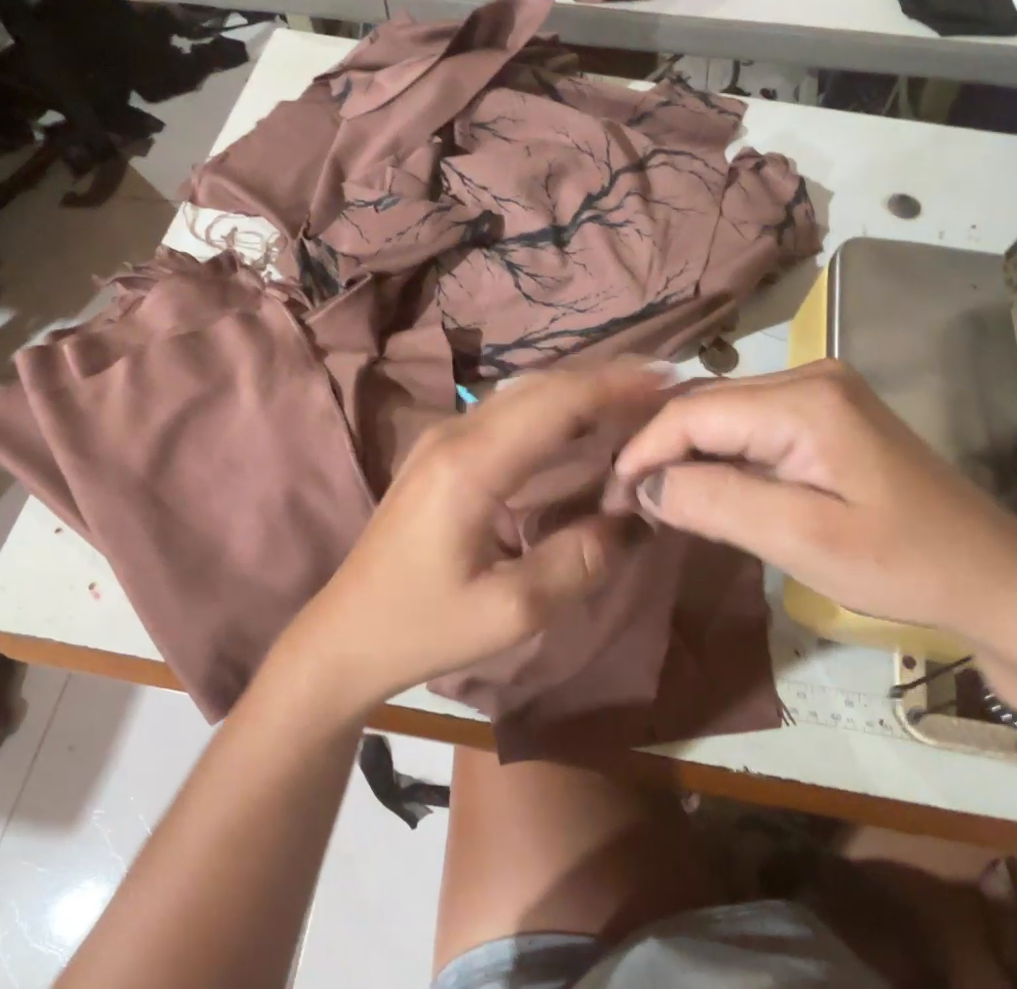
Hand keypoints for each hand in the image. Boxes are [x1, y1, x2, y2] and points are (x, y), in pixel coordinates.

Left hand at [277, 365, 664, 710]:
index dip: (617, 387)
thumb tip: (635, 519)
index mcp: (471, 464)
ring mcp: (443, 441)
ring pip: (525, 396)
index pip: (557, 402)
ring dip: (581, 395)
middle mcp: (455, 434)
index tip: (671, 382)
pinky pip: (510, 418)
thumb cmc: (424, 626)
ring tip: (637, 405)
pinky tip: (585, 433)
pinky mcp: (442, 456)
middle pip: (542, 387)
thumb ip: (580, 560)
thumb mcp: (512, 610)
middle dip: (606, 383)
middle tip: (666, 392)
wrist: (346, 634)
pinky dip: (556, 415)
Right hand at [611, 360, 1016, 661]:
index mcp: (804, 399)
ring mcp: (823, 393)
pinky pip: (753, 426)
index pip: (693, 411)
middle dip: (659, 450)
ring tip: (650, 498)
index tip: (610, 499)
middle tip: (624, 503)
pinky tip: (701, 487)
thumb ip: (716, 501)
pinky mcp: (829, 417)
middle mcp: (810, 377)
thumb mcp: (800, 539)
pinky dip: (719, 456)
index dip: (643, 452)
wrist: (990, 576)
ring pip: (726, 414)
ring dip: (686, 453)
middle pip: (706, 404)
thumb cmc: (900, 563)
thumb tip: (644, 482)